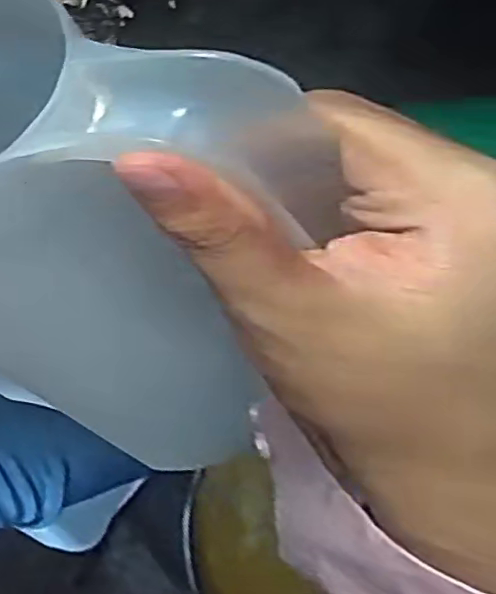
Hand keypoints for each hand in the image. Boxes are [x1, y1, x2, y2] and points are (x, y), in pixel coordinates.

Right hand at [114, 92, 495, 590]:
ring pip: (332, 160)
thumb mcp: (282, 307)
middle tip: (178, 189)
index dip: (238, 127)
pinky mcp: (443, 234)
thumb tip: (132, 158)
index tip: (167, 156)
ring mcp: (466, 211)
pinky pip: (346, 189)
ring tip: (208, 210)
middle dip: (247, 157)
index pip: (324, 117)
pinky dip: (291, 201)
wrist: (452, 476)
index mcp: (463, 194)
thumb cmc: (377, 395)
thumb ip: (212, 228)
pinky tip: (256, 231)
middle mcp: (477, 187)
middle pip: (328, 134)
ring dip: (265, 181)